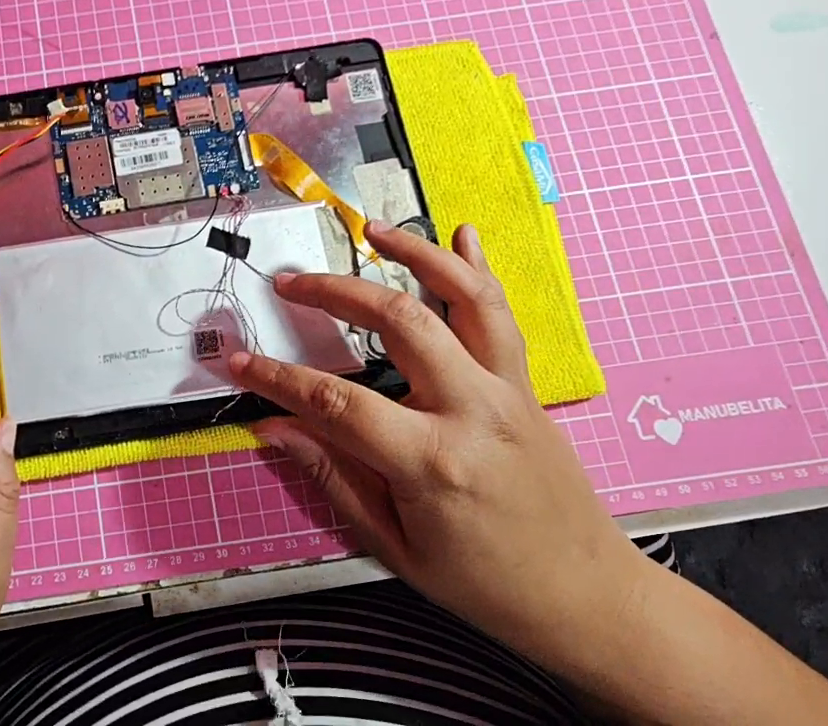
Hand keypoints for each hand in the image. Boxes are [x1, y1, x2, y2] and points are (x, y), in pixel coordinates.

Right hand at [228, 221, 647, 667]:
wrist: (589, 598)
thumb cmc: (487, 584)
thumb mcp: (396, 545)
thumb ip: (333, 476)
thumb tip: (273, 428)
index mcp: (435, 461)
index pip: (338, 402)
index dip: (279, 378)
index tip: (238, 361)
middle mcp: (474, 410)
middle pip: (399, 322)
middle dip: (335, 293)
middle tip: (290, 284)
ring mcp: (507, 389)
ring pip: (464, 298)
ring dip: (417, 254)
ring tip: (373, 230)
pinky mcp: (524, 385)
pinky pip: (502, 315)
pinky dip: (479, 269)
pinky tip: (463, 234)